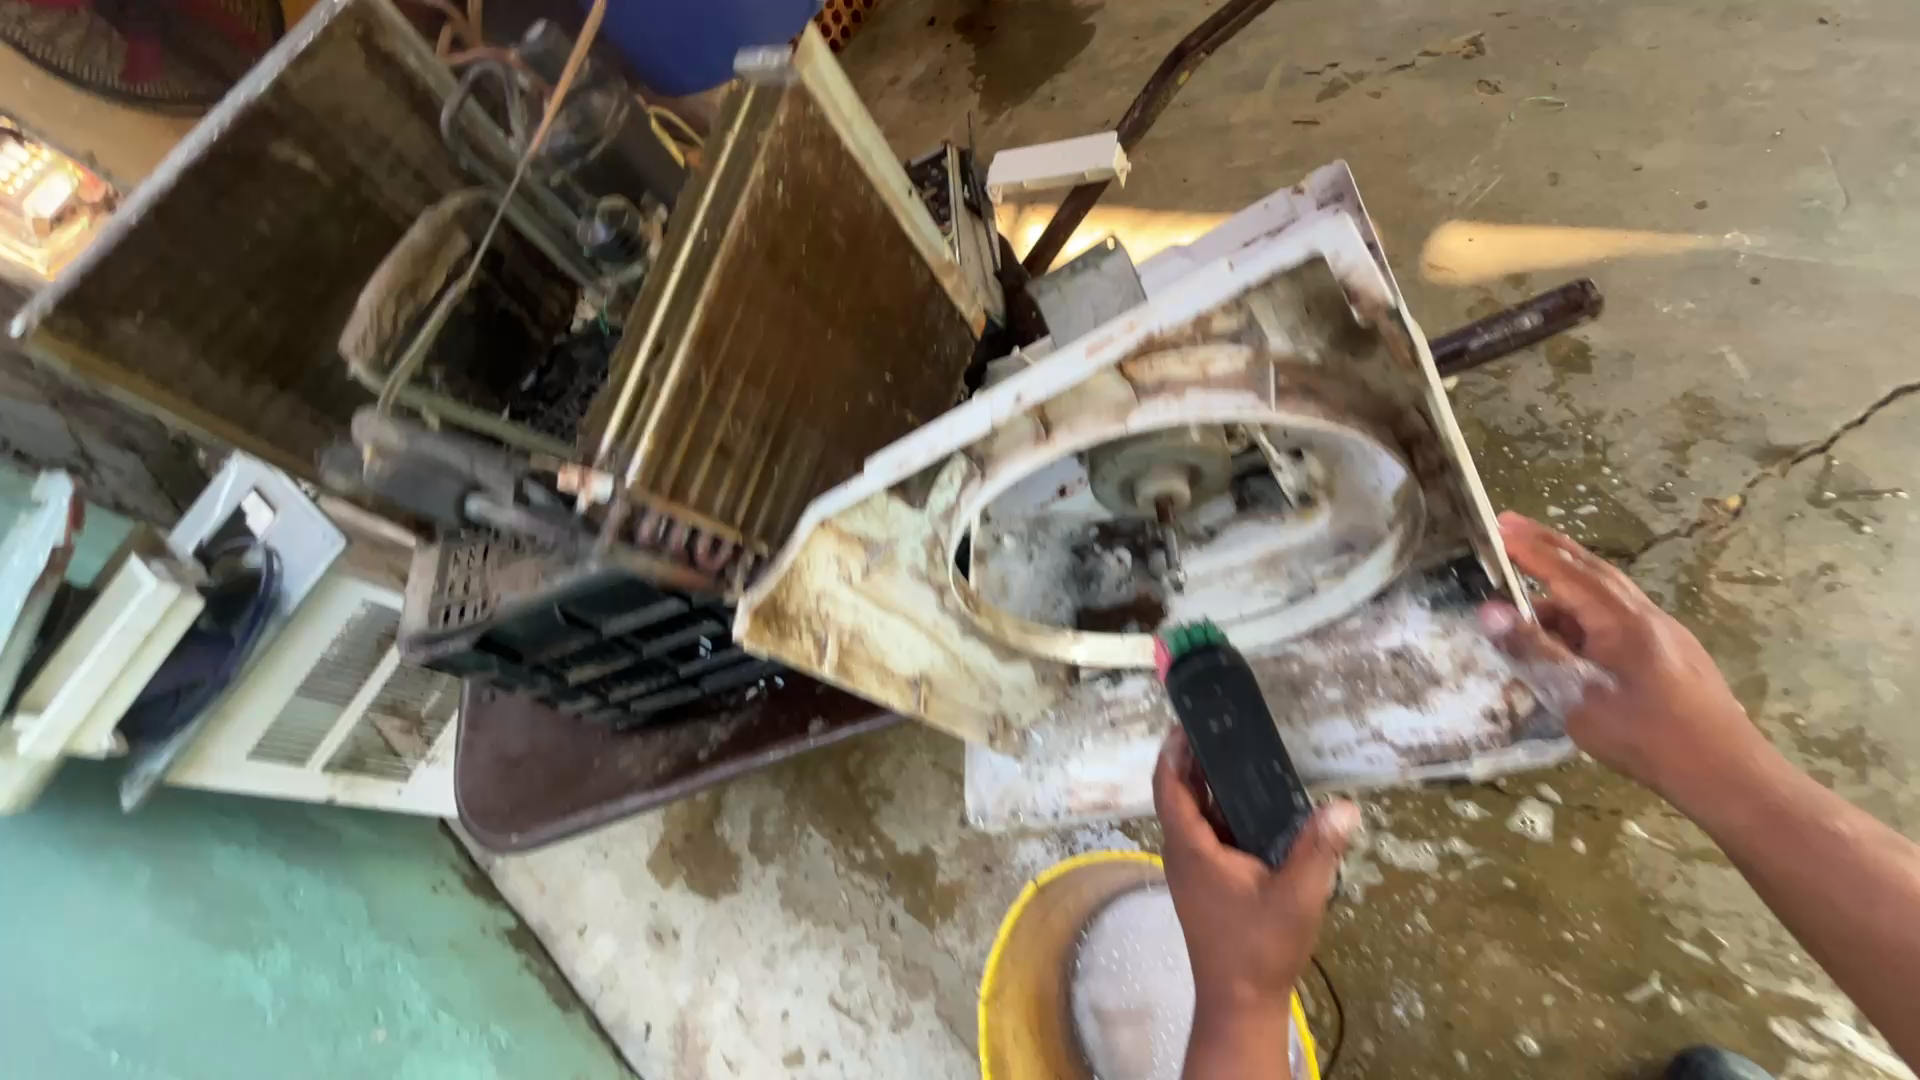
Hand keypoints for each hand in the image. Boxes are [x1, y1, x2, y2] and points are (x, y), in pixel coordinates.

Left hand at [1152, 727, 1358, 1019]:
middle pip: (1179, 795)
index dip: (1172, 752)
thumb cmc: (1259, 947)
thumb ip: (1317, 850)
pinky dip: (1219, 813)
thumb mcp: (1295, 897)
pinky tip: (1249, 807)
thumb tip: (1344, 806)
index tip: (1184, 723)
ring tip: (1236, 758)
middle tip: (1218, 731)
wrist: (1240, 1002)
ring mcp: (1191, 869)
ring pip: (1192, 816)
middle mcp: (1182, 852)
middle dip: (1192, 762)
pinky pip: (1205, 835)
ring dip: (1206, 787)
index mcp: (1190, 847)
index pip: (1168, 787)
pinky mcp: (1204, 883)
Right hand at [1478, 512, 1772, 802]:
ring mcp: (1661, 635)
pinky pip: (1612, 619)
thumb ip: (1532, 649)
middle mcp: (1645, 617)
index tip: (1498, 525)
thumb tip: (1488, 610)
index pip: (1568, 572)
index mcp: (1623, 621)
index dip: (1530, 548)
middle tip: (1510, 526)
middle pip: (1591, 570)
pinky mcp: (1666, 655)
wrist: (1725, 775)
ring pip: (1603, 596)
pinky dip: (1578, 613)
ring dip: (1560, 587)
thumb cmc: (1643, 734)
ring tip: (1522, 604)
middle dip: (1548, 546)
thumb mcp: (1575, 694)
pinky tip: (1562, 638)